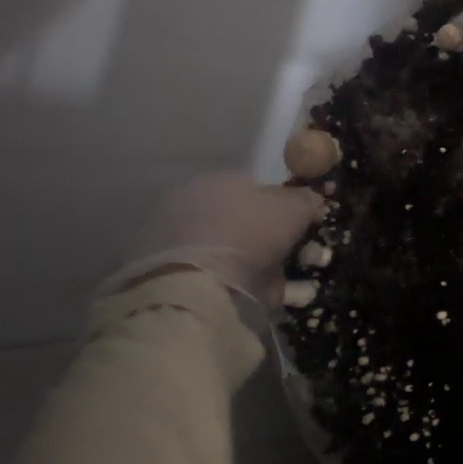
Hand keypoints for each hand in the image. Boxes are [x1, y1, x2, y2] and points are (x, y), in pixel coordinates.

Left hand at [105, 171, 321, 309]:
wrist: (197, 282)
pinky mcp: (153, 263)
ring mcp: (166, 230)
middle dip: (253, 227)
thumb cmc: (252, 234)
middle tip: (277, 249)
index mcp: (221, 178)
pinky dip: (214, 272)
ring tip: (256, 273)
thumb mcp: (296, 209)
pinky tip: (233, 286)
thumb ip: (305, 198)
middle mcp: (188, 196)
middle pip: (233, 211)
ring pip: (215, 238)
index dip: (279, 204)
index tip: (294, 224)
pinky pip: (198, 264)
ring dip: (234, 251)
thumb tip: (308, 196)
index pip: (256, 185)